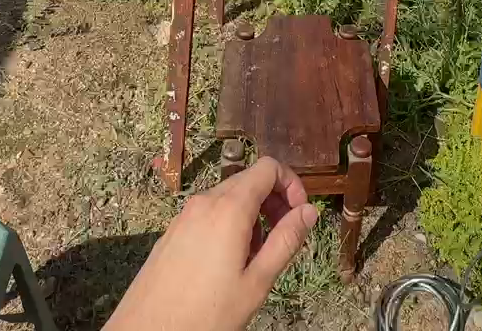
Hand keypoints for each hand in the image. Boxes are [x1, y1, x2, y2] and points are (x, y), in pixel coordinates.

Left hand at [105, 157, 319, 330]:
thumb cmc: (206, 315)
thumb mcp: (256, 282)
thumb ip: (286, 241)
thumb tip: (309, 211)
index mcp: (230, 207)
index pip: (268, 167)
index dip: (291, 184)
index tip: (299, 214)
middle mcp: (206, 200)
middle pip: (250, 179)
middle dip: (273, 202)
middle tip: (282, 238)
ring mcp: (185, 214)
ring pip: (229, 197)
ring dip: (251, 215)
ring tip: (254, 257)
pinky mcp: (172, 231)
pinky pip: (209, 213)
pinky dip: (227, 224)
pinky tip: (226, 263)